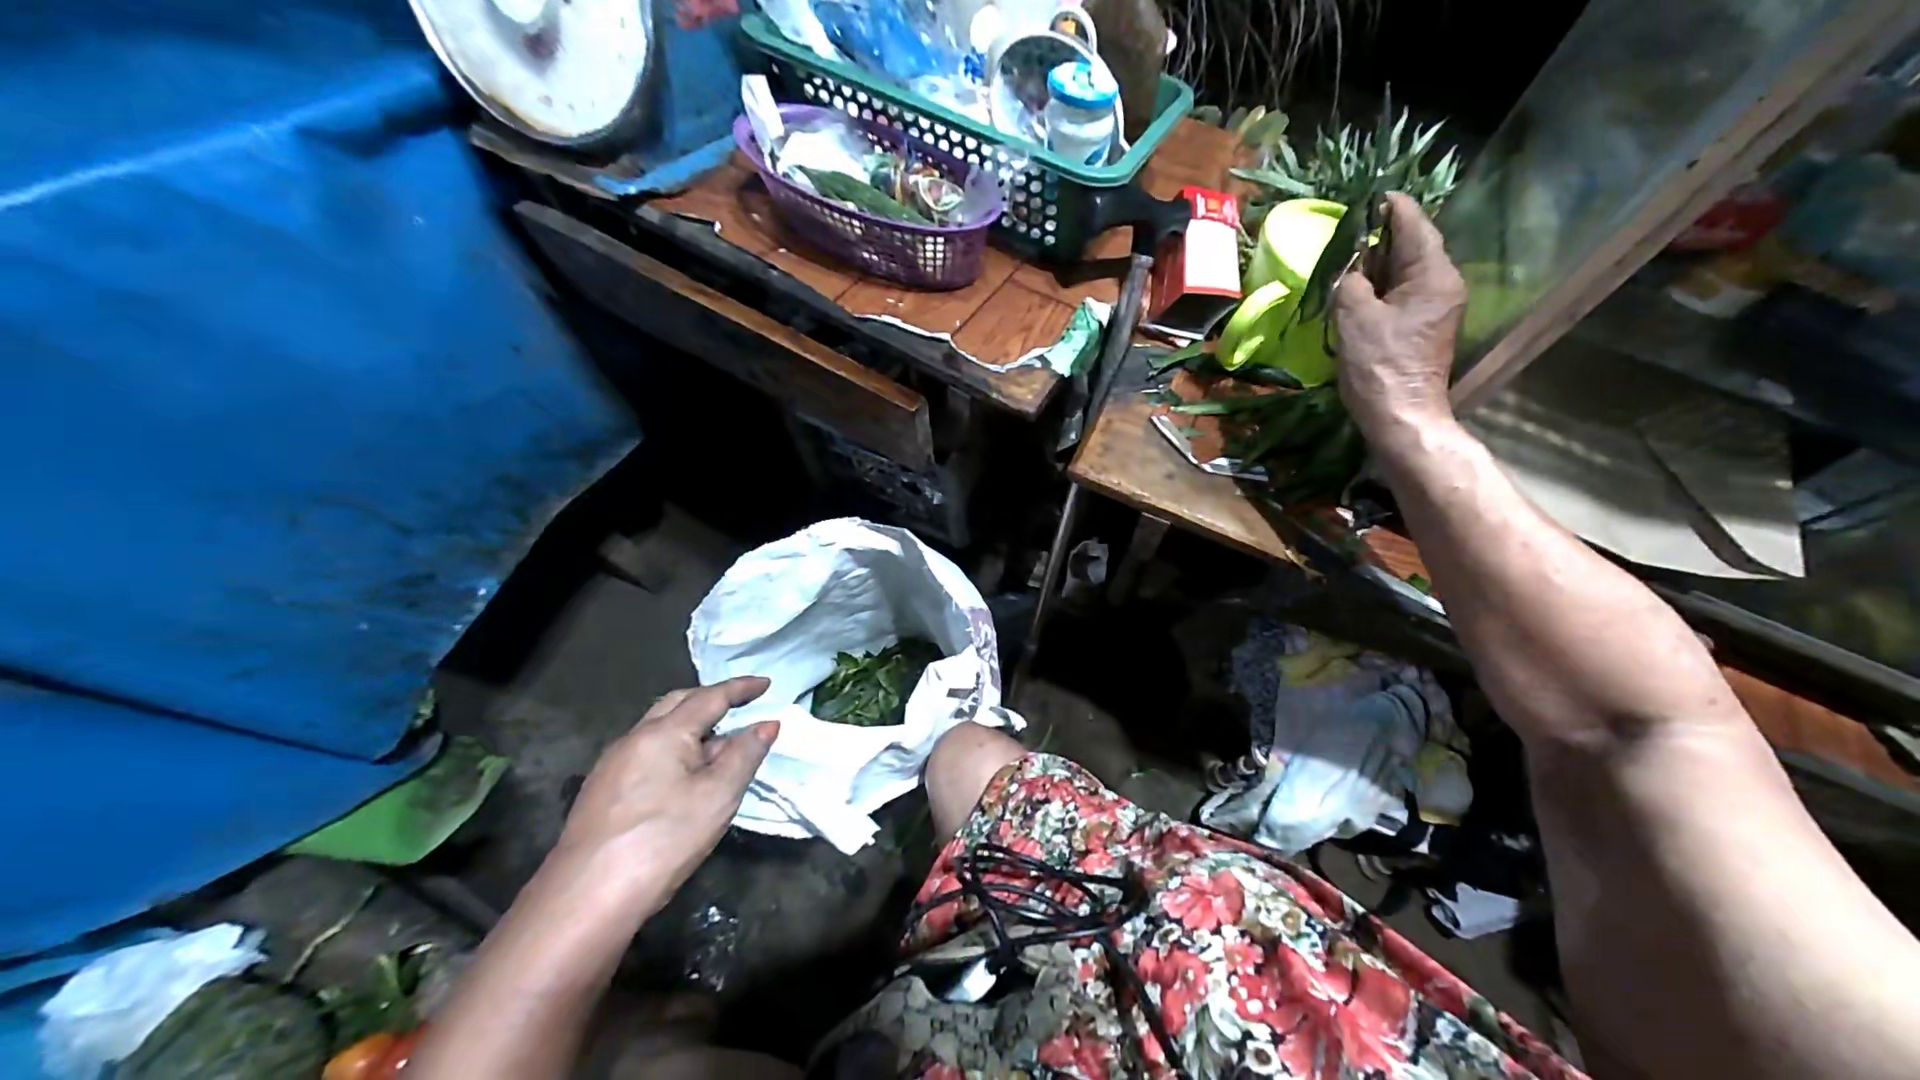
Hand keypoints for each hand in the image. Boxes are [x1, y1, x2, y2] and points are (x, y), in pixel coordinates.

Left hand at [555, 677, 777, 910]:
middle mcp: (634, 739)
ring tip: (719, 743)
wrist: (586, 897)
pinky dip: (674, 748)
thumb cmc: (662, 839)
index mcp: (663, 733)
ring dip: (692, 726)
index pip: (709, 697)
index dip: (740, 688)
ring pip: (659, 729)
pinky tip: (684, 775)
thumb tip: (766, 723)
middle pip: (677, 704)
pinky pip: (647, 752)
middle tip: (740, 703)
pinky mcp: (603, 791)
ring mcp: (613, 765)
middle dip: (711, 698)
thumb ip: (745, 755)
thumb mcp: (717, 796)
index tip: (766, 683)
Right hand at [1332, 192, 1467, 445]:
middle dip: (1378, 237)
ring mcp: (1437, 306)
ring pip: (1404, 271)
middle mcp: (1443, 284)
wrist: (1400, 415)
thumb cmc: (1379, 365)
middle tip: (1344, 233)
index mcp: (1433, 274)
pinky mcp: (1424, 326)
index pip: (1414, 225)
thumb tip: (1347, 265)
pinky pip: (1402, 293)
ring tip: (1344, 261)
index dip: (1390, 207)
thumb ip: (1350, 280)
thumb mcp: (1354, 316)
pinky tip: (1355, 292)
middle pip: (1411, 246)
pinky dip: (1379, 287)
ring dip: (1376, 265)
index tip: (1366, 196)